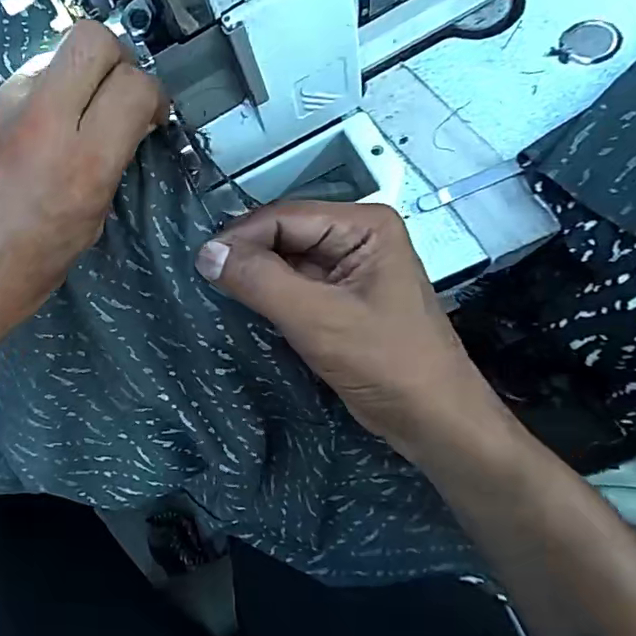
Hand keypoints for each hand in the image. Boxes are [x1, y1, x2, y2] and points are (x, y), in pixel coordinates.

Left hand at [0, 22, 166, 404]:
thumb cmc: (30, 269)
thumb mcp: (90, 220)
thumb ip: (106, 162)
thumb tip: (117, 122)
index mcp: (81, 162)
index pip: (135, 85)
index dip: (152, 94)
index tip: (146, 112)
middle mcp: (36, 122)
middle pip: (91, 39)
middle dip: (114, 59)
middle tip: (109, 91)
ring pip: (42, 69)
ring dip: (59, 94)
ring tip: (44, 140)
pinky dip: (12, 119)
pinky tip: (0, 158)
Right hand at [194, 201, 508, 459]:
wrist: (434, 418)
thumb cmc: (387, 363)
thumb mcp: (319, 320)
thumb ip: (261, 281)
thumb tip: (206, 252)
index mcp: (364, 225)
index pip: (284, 216)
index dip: (241, 238)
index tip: (201, 267)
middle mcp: (357, 238)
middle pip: (285, 236)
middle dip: (247, 258)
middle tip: (205, 284)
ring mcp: (351, 271)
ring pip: (288, 263)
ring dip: (257, 280)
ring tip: (218, 298)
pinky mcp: (344, 301)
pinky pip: (298, 288)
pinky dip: (272, 299)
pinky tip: (247, 312)